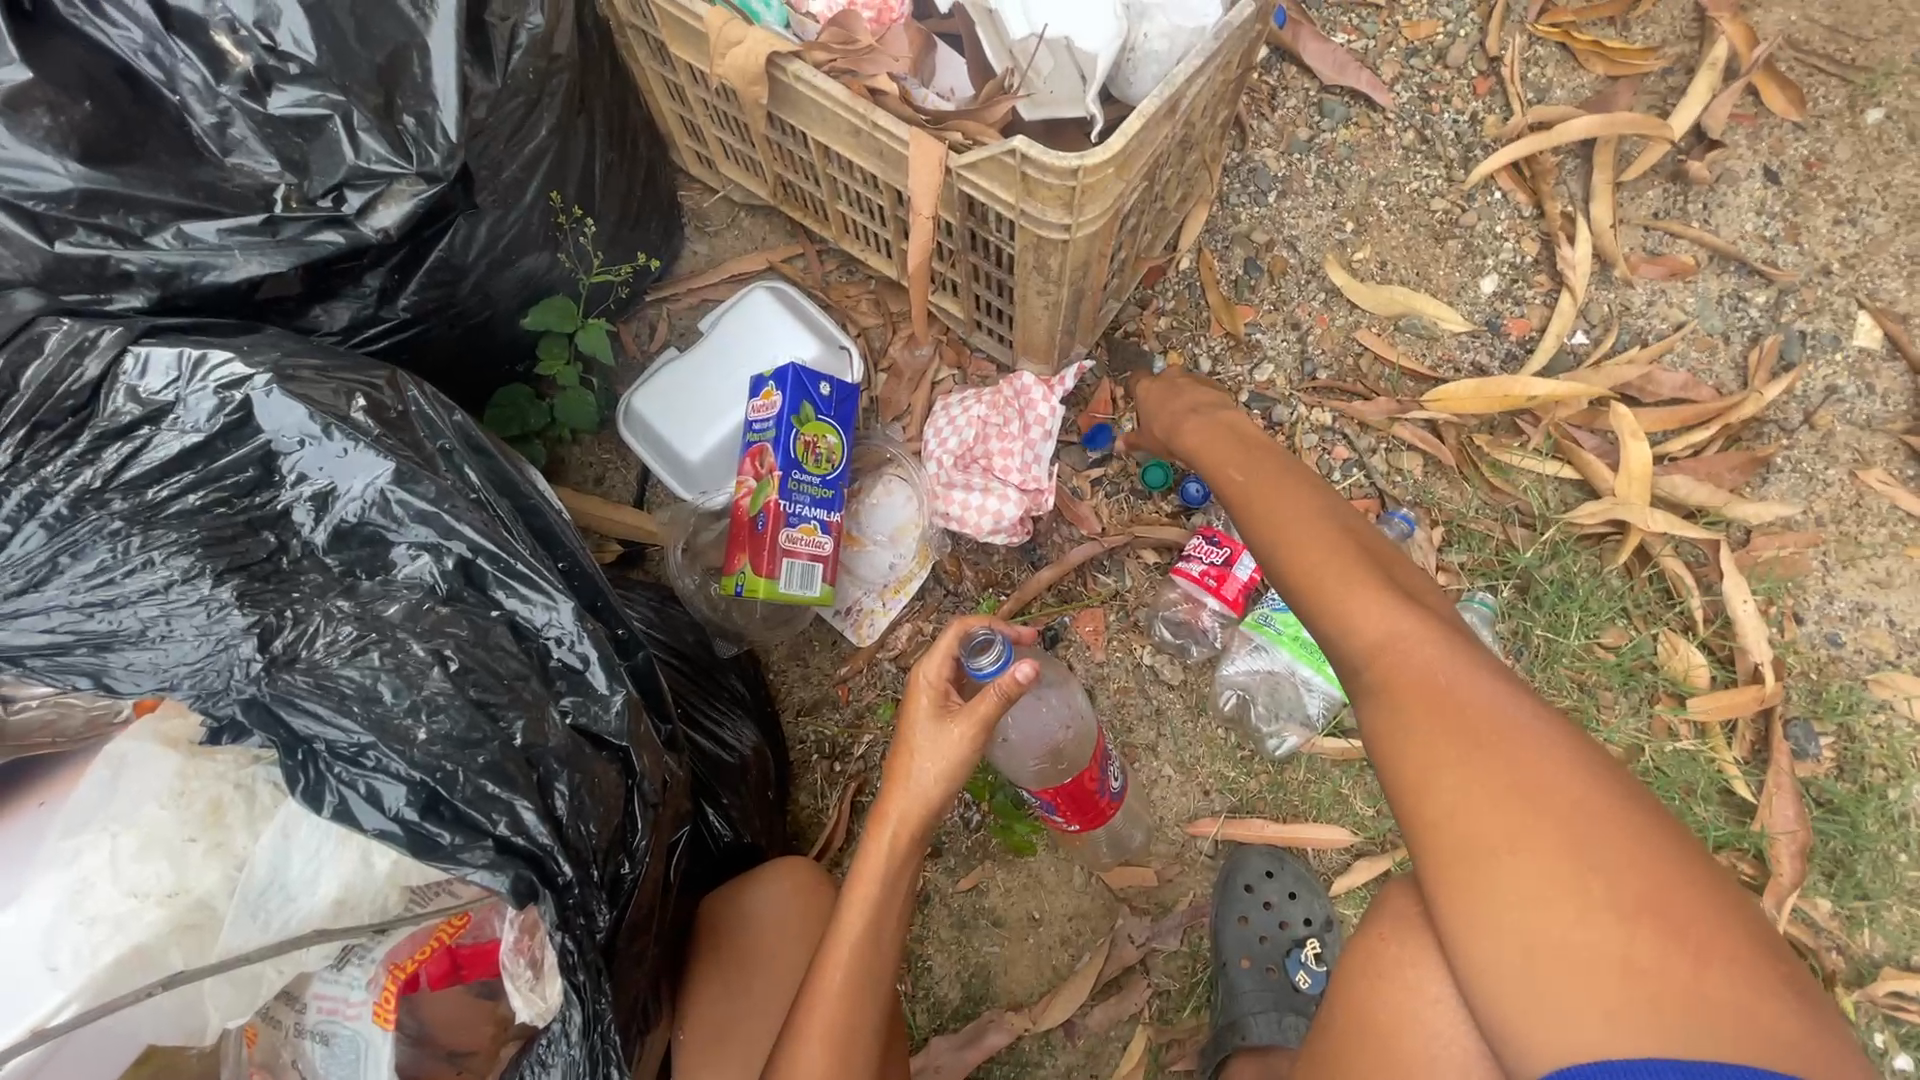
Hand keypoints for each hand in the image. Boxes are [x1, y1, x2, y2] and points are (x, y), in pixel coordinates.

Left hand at [876, 616, 1039, 839]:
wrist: (908, 807)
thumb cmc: (936, 765)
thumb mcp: (973, 727)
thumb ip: (1002, 693)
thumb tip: (1033, 665)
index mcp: (929, 671)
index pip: (961, 629)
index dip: (996, 626)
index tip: (1026, 638)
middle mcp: (927, 676)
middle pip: (964, 643)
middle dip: (998, 640)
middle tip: (1032, 647)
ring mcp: (931, 694)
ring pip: (964, 664)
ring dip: (993, 661)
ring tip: (1024, 666)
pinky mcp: (937, 711)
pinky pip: (963, 684)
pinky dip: (985, 681)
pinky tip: (1005, 690)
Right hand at [1117, 366, 1244, 462]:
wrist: (1207, 430)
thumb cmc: (1167, 434)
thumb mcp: (1146, 442)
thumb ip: (1133, 441)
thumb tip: (1118, 445)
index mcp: (1146, 388)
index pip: (1136, 380)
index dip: (1137, 389)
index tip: (1139, 400)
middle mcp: (1168, 377)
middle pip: (1164, 378)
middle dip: (1165, 391)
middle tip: (1166, 411)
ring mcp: (1193, 378)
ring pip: (1187, 383)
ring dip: (1187, 395)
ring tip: (1190, 418)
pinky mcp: (1214, 384)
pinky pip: (1206, 390)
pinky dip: (1205, 400)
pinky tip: (1208, 418)